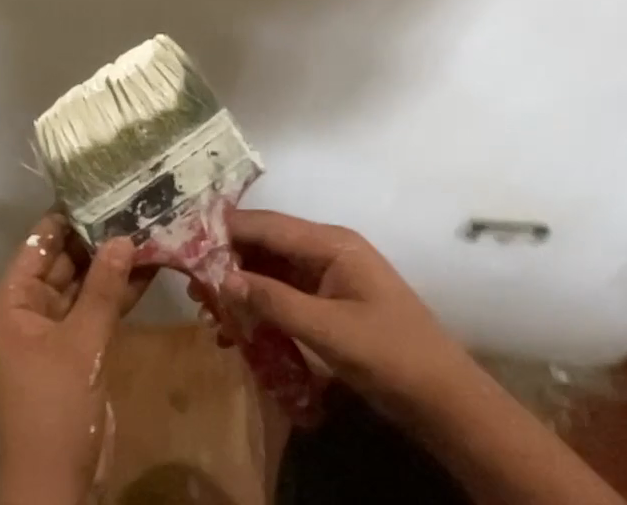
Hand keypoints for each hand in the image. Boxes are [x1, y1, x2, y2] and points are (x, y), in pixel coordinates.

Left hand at [0, 214, 152, 504]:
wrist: (56, 480)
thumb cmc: (55, 406)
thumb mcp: (81, 345)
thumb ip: (103, 290)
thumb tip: (123, 238)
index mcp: (12, 301)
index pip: (38, 244)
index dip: (68, 217)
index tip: (103, 188)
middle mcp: (28, 308)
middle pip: (62, 261)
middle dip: (98, 238)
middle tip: (136, 205)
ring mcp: (53, 330)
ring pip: (83, 286)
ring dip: (112, 265)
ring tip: (150, 229)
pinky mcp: (76, 350)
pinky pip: (95, 311)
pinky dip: (117, 295)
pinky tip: (148, 270)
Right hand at [211, 209, 478, 411]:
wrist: (445, 401)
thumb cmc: (392, 357)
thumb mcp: (329, 331)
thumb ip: (274, 301)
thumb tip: (220, 277)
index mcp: (331, 244)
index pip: (265, 225)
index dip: (223, 230)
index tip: (181, 239)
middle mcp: (326, 251)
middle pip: (263, 244)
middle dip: (225, 261)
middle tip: (187, 282)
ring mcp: (326, 278)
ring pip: (268, 270)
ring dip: (237, 287)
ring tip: (203, 309)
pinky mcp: (326, 304)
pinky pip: (280, 295)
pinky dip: (256, 308)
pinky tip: (233, 332)